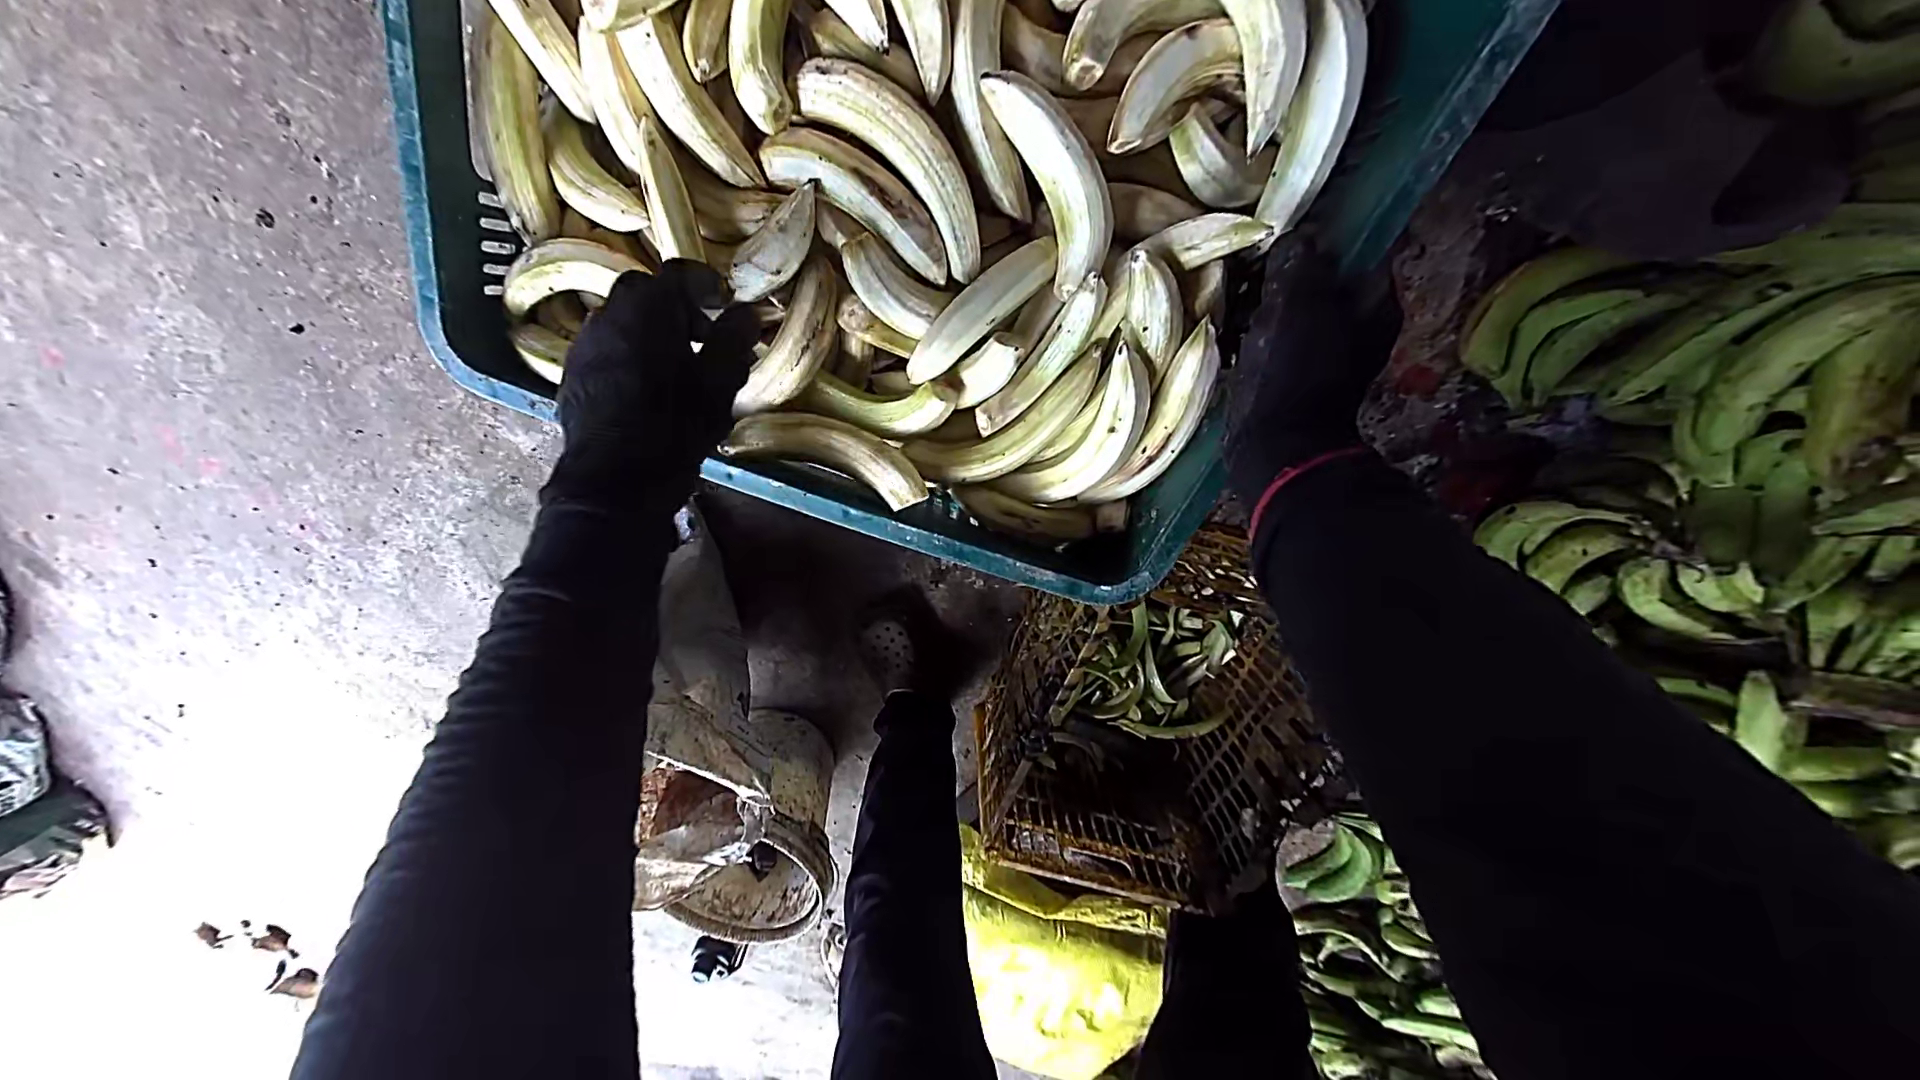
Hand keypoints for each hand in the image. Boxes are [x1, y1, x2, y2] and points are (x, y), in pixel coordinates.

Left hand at [547, 260, 757, 501]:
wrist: (615, 481)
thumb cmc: (672, 432)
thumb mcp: (716, 389)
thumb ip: (733, 344)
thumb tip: (747, 314)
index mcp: (646, 312)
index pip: (679, 275)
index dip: (707, 285)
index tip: (727, 304)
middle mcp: (608, 315)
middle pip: (647, 293)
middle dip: (679, 308)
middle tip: (706, 337)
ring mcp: (585, 343)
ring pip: (625, 318)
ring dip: (654, 330)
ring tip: (680, 366)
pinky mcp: (575, 371)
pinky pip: (609, 345)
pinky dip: (633, 351)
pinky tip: (651, 386)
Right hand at [1223, 235, 1399, 507]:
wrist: (1275, 448)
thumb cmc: (1292, 376)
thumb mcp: (1296, 309)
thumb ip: (1301, 265)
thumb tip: (1299, 236)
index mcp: (1376, 302)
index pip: (1359, 245)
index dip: (1326, 230)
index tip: (1289, 227)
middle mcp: (1359, 323)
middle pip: (1325, 275)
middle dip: (1291, 268)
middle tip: (1256, 264)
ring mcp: (1326, 351)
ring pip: (1298, 305)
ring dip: (1270, 299)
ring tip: (1240, 295)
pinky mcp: (1295, 374)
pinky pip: (1278, 335)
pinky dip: (1260, 328)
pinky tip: (1237, 328)